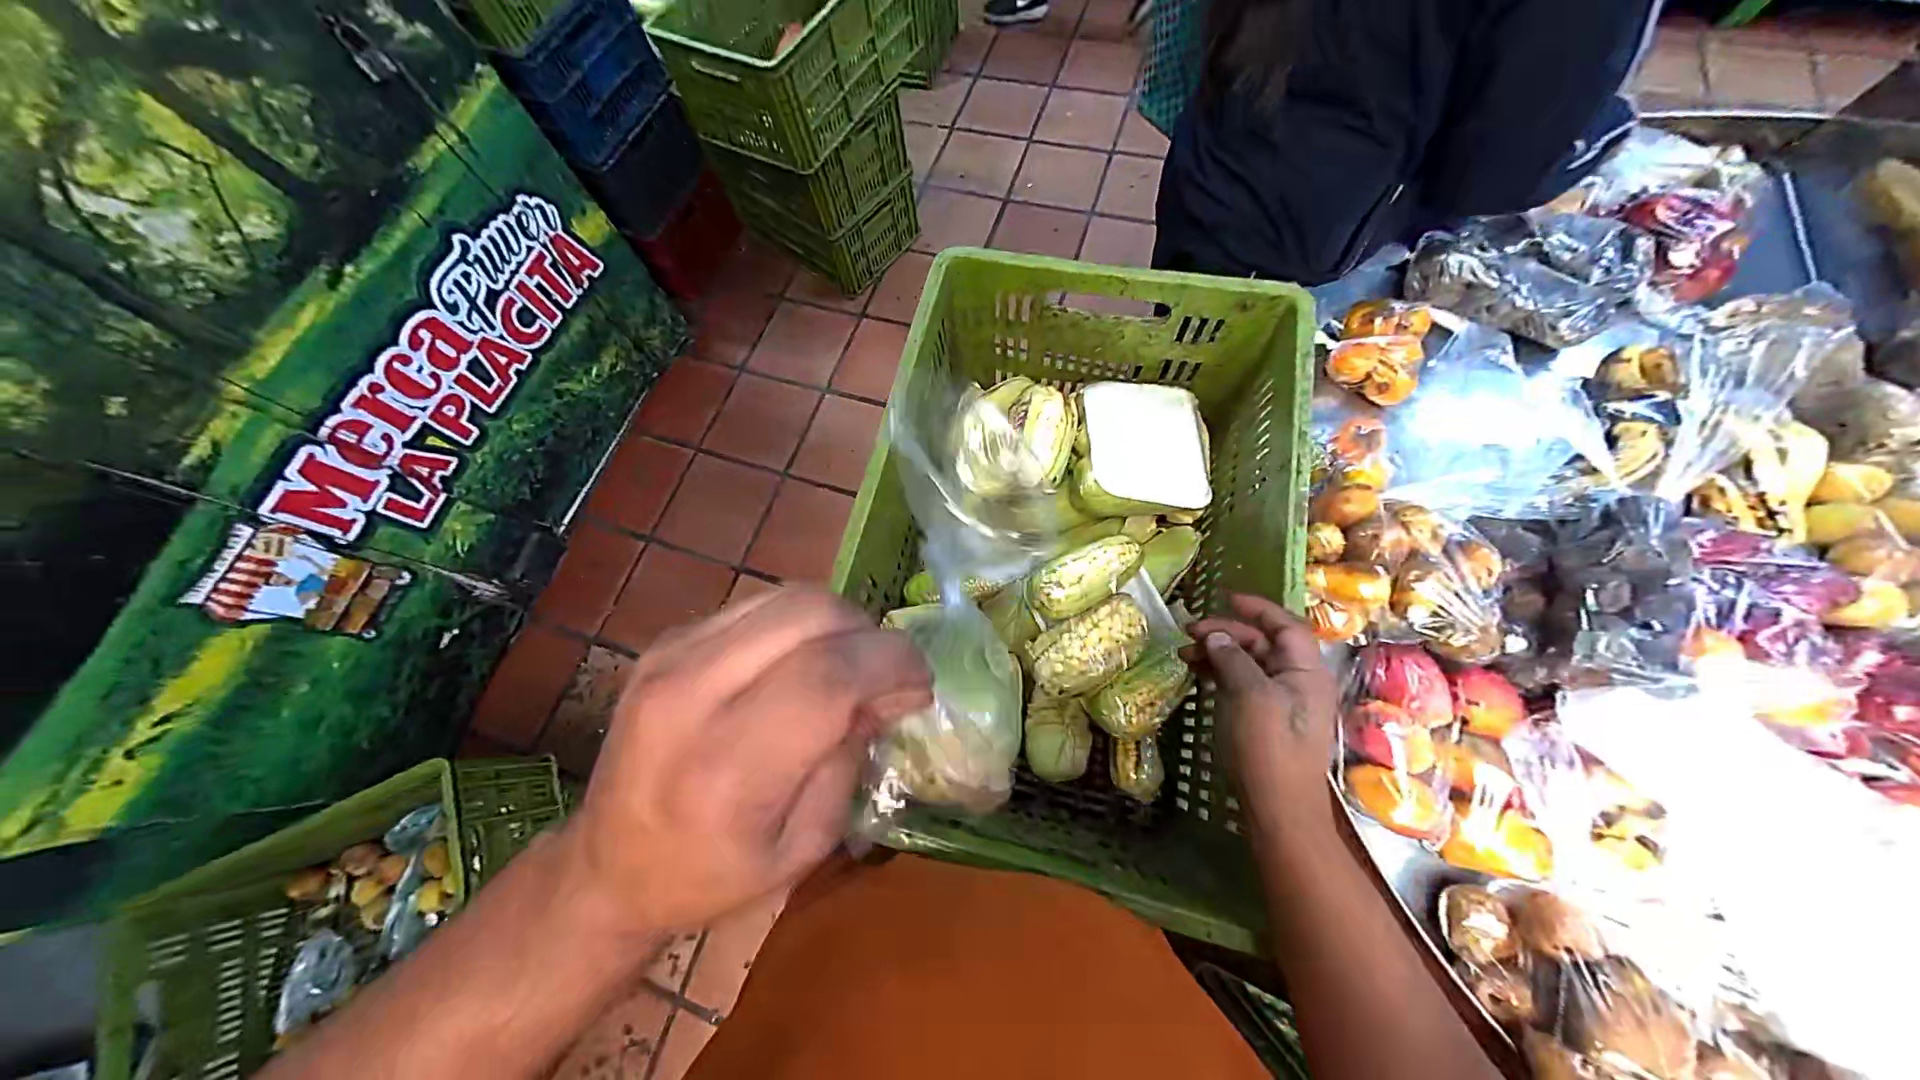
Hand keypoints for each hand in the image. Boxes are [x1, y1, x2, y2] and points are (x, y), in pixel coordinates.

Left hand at [560, 588, 931, 934]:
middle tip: (888, 677)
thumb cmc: (710, 874)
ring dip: (840, 624)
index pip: (828, 675)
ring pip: (789, 597)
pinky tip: (806, 660)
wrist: (607, 864)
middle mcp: (691, 694)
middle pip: (811, 614)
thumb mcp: (803, 846)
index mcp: (726, 768)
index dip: (891, 664)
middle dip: (871, 635)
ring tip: (851, 667)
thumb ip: (849, 760)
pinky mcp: (668, 640)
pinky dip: (803, 623)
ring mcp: (672, 656)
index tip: (920, 685)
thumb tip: (884, 693)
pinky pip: (761, 604)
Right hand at [1185, 593, 1338, 828]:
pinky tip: (1198, 673)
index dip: (1256, 608)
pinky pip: (1242, 684)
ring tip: (1185, 654)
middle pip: (1263, 643)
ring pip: (1249, 663)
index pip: (1285, 626)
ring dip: (1218, 653)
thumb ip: (1233, 659)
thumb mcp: (1250, 696)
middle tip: (1189, 632)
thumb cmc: (1269, 748)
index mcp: (1306, 672)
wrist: (1279, 808)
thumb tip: (1214, 636)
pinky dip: (1220, 673)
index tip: (1224, 597)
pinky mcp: (1265, 720)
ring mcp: (1282, 702)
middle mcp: (1298, 682)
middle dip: (1227, 633)